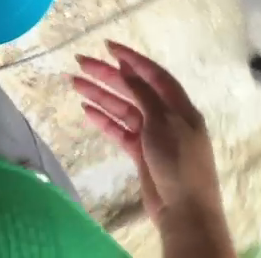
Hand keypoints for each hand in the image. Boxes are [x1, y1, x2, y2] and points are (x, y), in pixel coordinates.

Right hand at [75, 42, 230, 253]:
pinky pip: (119, 129)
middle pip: (134, 89)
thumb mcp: (163, 122)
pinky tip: (86, 111)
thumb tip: (127, 69)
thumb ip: (144, 94)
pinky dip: (103, 119)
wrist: (185, 213)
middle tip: (81, 62)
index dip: (132, 59)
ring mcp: (153, 135)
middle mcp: (167, 118)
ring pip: (122, 108)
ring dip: (100, 95)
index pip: (154, 75)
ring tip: (74, 83)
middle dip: (108, 75)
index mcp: (180, 108)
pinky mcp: (141, 152)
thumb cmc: (179, 163)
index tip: (107, 46)